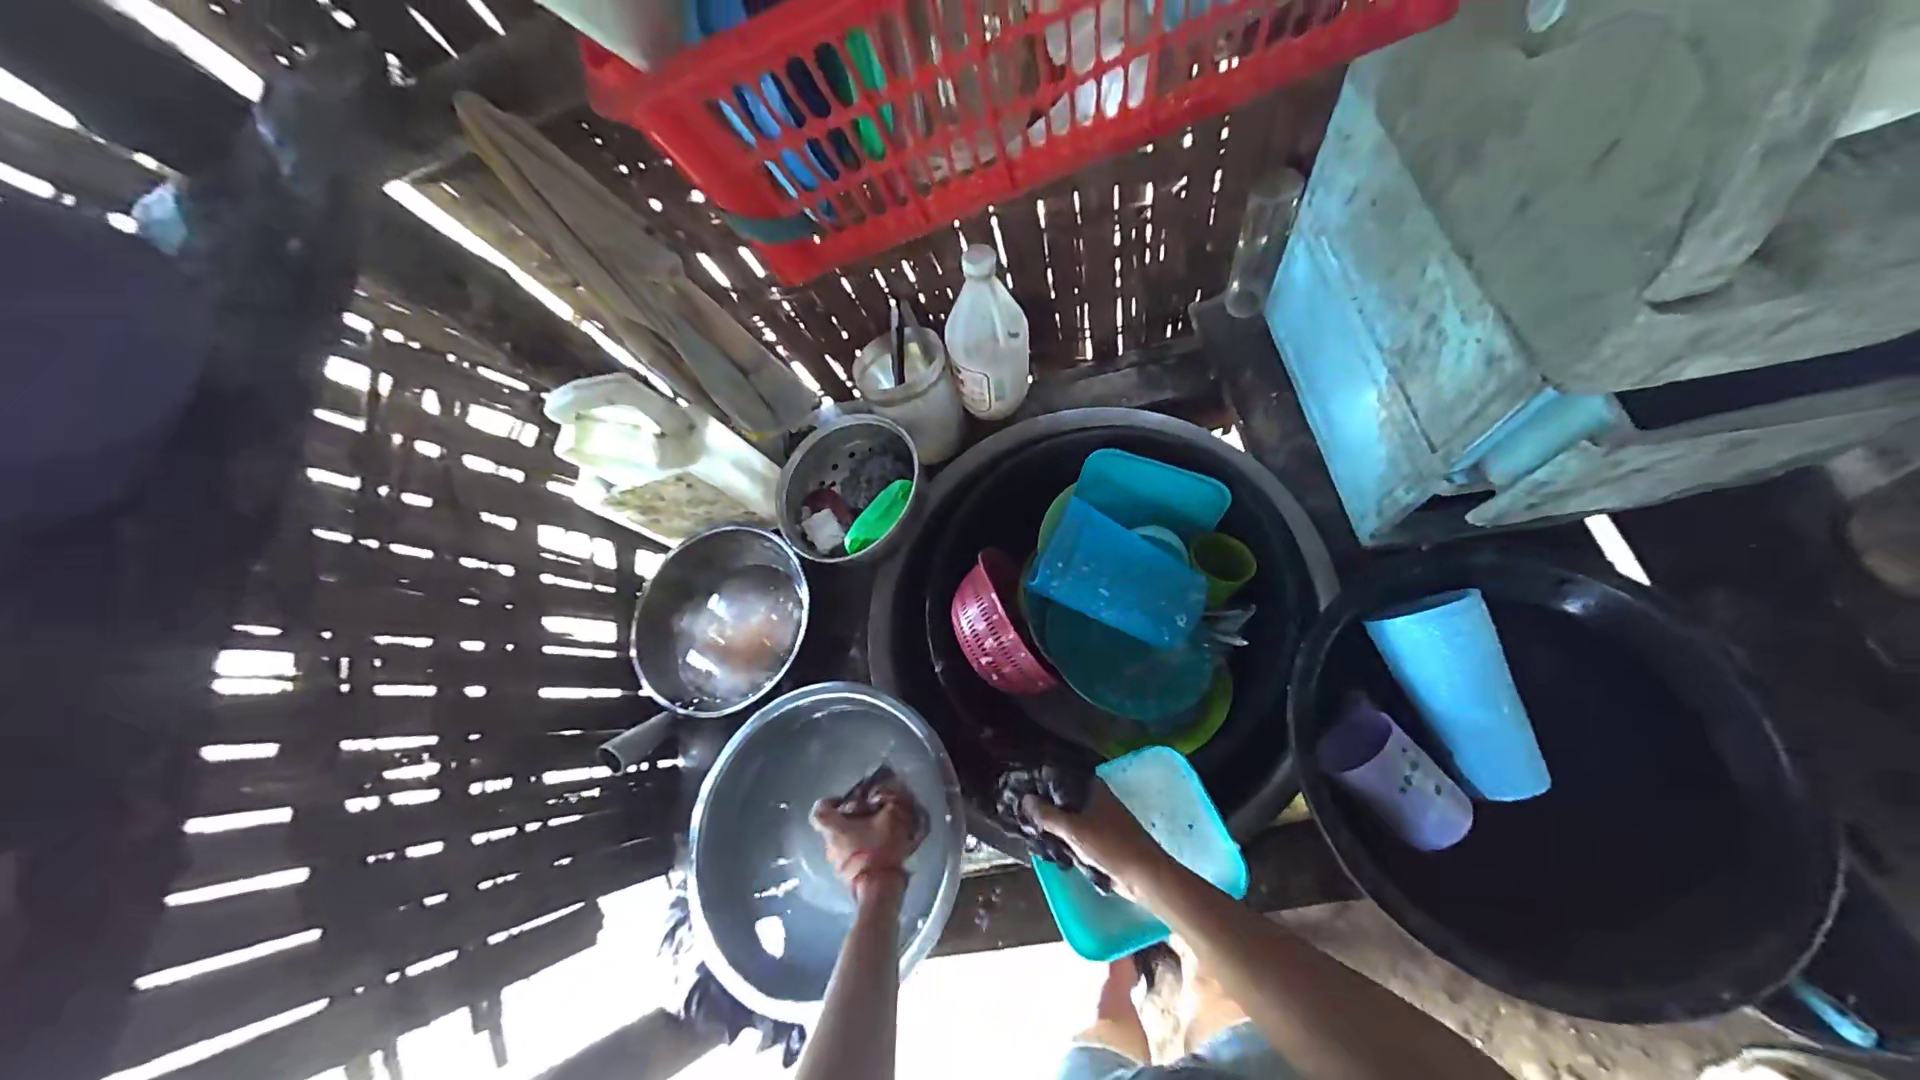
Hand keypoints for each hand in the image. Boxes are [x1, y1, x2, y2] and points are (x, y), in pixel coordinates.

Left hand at [812, 779, 921, 903]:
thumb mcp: (891, 818)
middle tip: (869, 815)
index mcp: (834, 828)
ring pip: (842, 842)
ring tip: (877, 833)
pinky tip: (879, 850)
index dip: (829, 802)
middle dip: (849, 819)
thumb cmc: (879, 849)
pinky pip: (850, 857)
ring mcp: (836, 864)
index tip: (844, 801)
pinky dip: (860, 851)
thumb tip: (890, 790)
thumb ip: (890, 801)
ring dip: (856, 836)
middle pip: (833, 826)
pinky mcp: (846, 877)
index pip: (819, 810)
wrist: (879, 890)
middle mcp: (829, 845)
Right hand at [1022, 781, 1171, 897]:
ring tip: (1035, 835)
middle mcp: (1095, 797)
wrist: (1144, 875)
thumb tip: (1024, 799)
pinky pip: (1077, 833)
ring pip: (1069, 817)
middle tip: (1024, 820)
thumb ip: (1047, 814)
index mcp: (1091, 787)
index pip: (1058, 778)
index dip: (1039, 786)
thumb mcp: (1073, 830)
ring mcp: (1100, 817)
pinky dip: (1066, 839)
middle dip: (1045, 810)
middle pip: (1062, 799)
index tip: (1020, 796)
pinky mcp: (1102, 837)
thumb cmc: (1110, 846)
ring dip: (1055, 827)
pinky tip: (1053, 847)